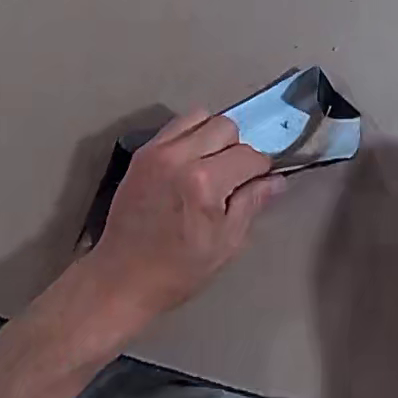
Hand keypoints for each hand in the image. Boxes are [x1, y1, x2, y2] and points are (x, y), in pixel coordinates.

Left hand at [78, 109, 284, 317]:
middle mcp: (181, 157)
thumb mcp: (225, 243)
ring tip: (210, 163)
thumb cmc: (177, 269)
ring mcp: (158, 151)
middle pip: (227, 127)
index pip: (249, 156)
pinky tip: (190, 160)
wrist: (119, 280)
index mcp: (204, 182)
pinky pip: (177, 124)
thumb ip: (252, 203)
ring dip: (213, 136)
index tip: (258, 183)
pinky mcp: (143, 152)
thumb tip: (277, 180)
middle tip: (232, 176)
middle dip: (237, 149)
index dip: (260, 170)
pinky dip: (191, 134)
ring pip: (202, 116)